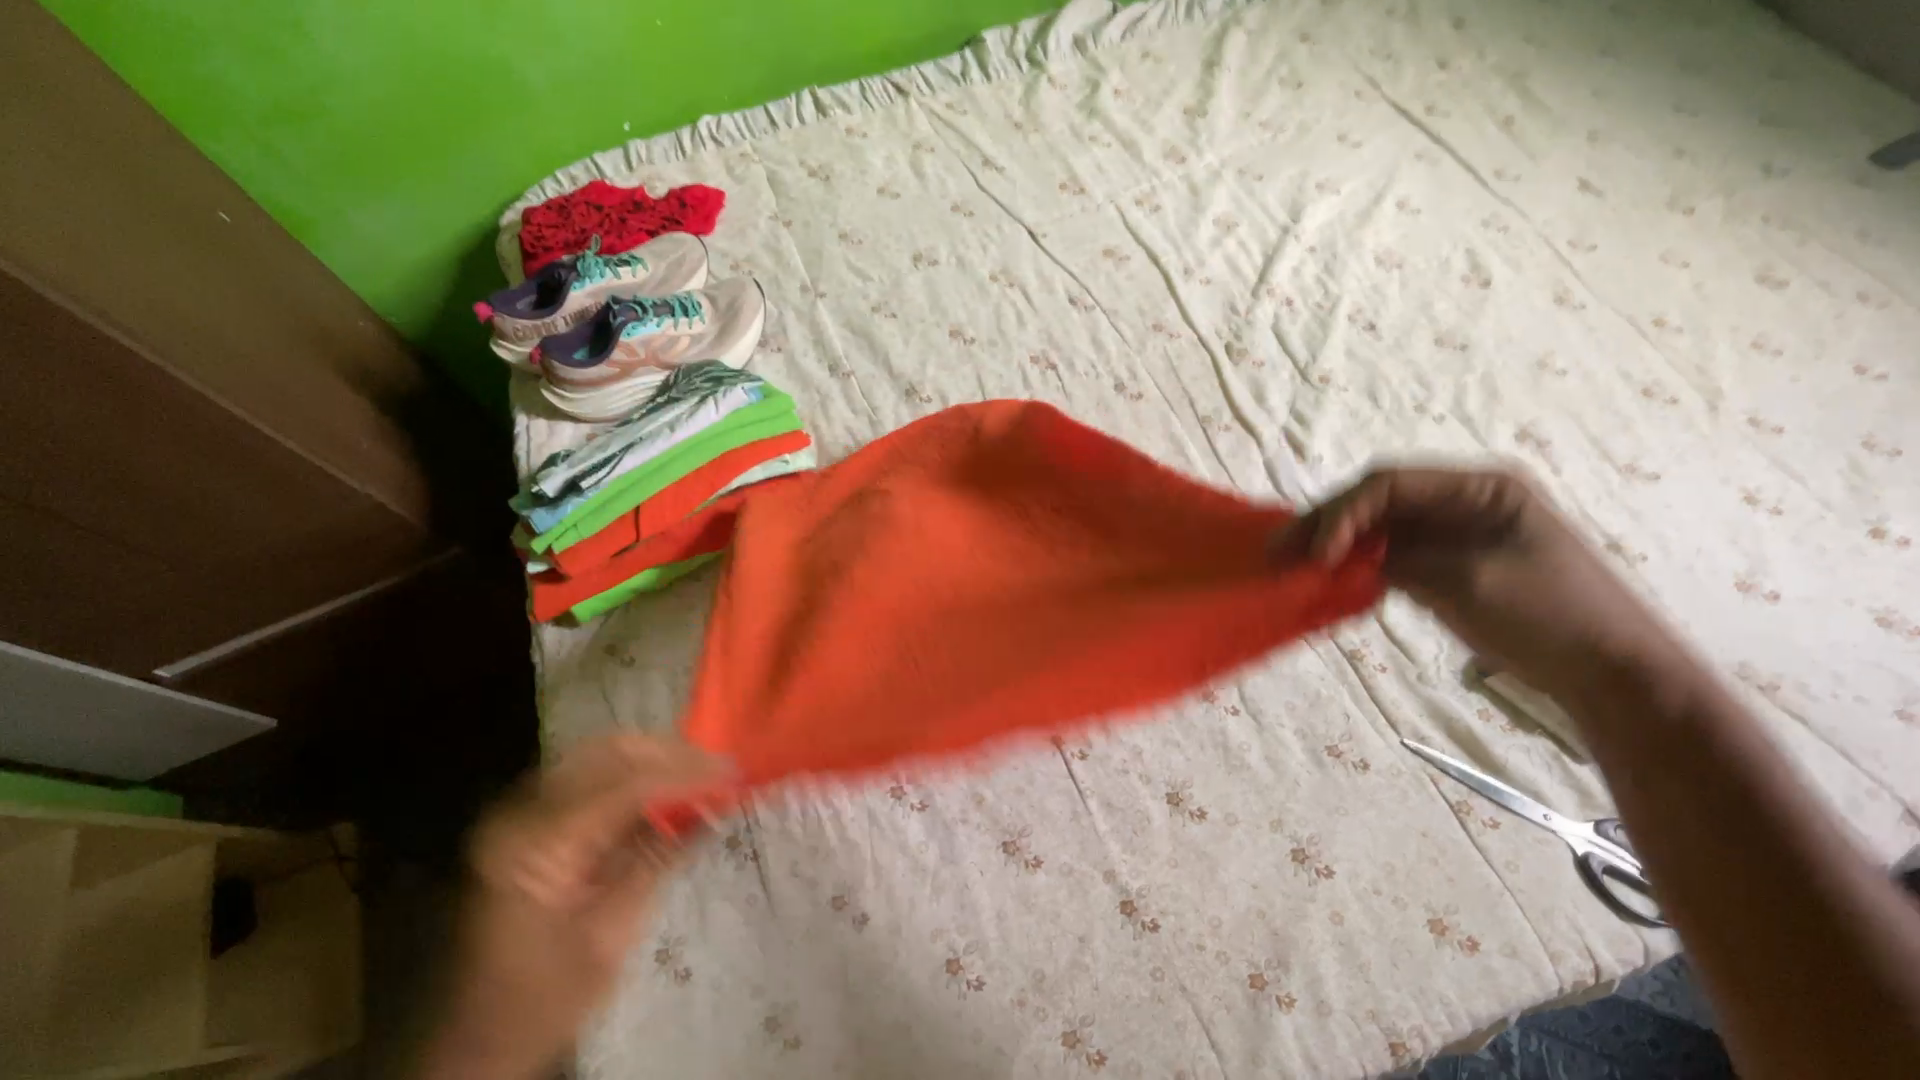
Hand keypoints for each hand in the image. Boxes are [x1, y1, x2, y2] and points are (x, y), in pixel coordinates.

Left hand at [415, 735, 726, 1079]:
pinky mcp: (525, 822)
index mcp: (535, 846)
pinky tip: (667, 792)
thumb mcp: (610, 936)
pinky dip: (631, 777)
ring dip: (653, 759)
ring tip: (703, 775)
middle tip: (723, 769)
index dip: (685, 773)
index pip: (624, 784)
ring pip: (597, 756)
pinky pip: (585, 778)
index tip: (735, 774)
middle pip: (607, 753)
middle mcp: (519, 813)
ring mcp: (516, 813)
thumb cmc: (544, 1001)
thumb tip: (715, 807)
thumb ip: (658, 859)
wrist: (475, 1040)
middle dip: (671, 754)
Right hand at [1276, 464, 1680, 701]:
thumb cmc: (1550, 614)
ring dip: (1335, 544)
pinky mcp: (1448, 566)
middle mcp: (1464, 500)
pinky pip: (1390, 556)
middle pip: (1378, 501)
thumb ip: (1400, 560)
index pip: (1390, 482)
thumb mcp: (1468, 580)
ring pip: (1378, 528)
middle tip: (1279, 551)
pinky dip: (1357, 566)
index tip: (1318, 553)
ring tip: (1290, 564)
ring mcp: (1455, 534)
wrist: (1609, 671)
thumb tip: (1340, 559)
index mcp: (1482, 486)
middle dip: (1327, 524)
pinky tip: (1327, 580)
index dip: (1344, 512)